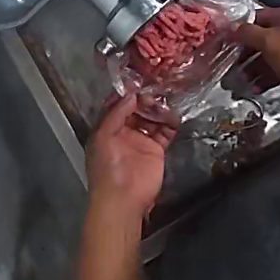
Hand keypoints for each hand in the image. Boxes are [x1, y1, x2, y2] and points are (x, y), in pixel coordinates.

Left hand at [85, 93, 174, 224]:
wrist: (123, 199)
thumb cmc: (108, 167)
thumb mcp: (104, 137)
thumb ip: (116, 114)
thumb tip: (130, 95)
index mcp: (107, 129)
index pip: (117, 106)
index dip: (127, 94)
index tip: (139, 81)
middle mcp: (124, 132)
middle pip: (136, 110)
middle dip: (145, 100)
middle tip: (157, 90)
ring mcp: (141, 141)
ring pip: (151, 119)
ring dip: (158, 109)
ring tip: (167, 100)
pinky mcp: (156, 150)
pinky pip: (165, 132)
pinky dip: (170, 123)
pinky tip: (175, 116)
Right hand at [233, 7, 279, 101]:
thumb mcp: (269, 40)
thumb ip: (248, 33)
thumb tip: (233, 29)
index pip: (254, 19)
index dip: (238, 29)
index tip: (222, 41)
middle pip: (257, 40)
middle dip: (242, 53)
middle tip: (226, 66)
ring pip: (264, 59)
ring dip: (250, 69)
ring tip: (236, 82)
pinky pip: (273, 72)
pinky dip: (262, 80)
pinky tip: (252, 89)